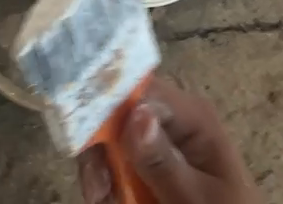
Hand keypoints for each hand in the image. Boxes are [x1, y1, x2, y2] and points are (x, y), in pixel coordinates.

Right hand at [78, 79, 259, 203]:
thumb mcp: (197, 198)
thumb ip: (164, 161)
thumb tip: (134, 113)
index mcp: (191, 114)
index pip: (138, 90)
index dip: (105, 106)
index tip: (85, 139)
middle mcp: (172, 118)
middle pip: (119, 113)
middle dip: (100, 146)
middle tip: (96, 189)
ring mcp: (161, 140)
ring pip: (113, 138)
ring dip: (101, 167)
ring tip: (101, 199)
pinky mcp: (152, 161)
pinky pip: (120, 159)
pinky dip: (110, 178)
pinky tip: (108, 198)